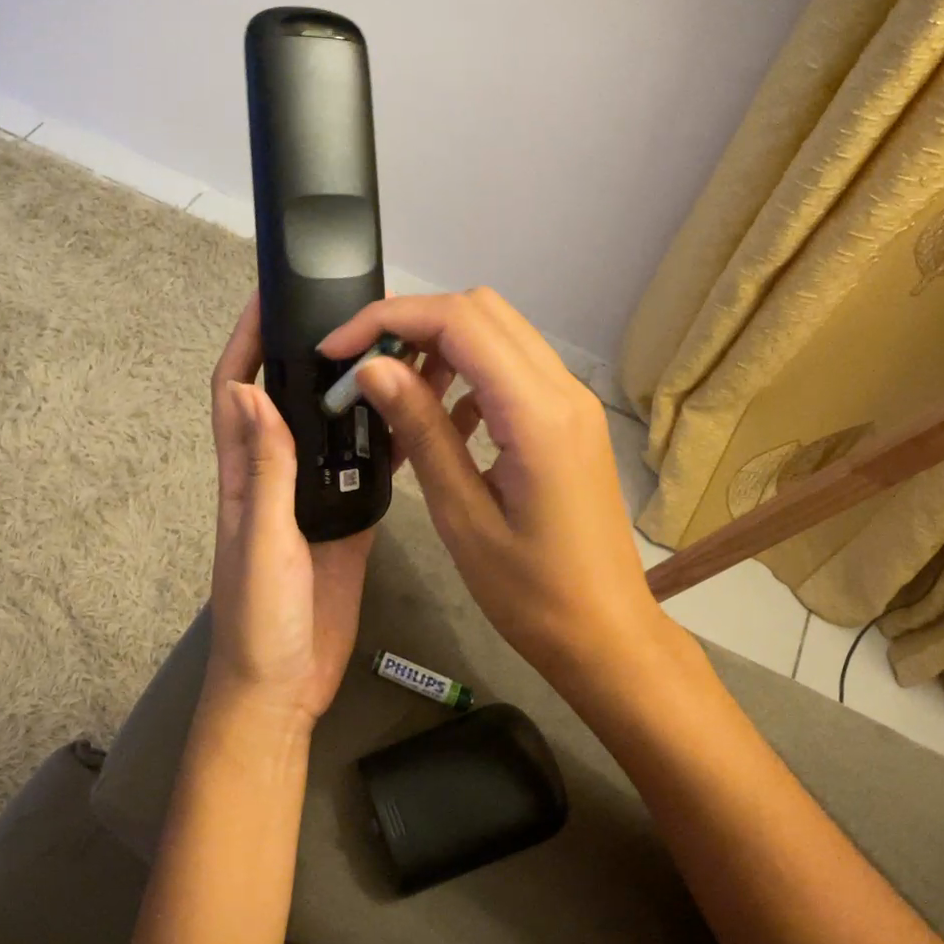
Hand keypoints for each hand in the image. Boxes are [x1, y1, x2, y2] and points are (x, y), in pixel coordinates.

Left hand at [205, 295, 372, 725]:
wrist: (283, 686)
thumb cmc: (258, 617)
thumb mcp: (260, 538)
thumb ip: (264, 468)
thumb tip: (250, 388)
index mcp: (243, 474)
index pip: (236, 390)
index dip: (245, 342)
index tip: (269, 296)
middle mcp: (276, 476)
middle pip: (286, 398)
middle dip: (306, 352)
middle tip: (352, 313)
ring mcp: (314, 499)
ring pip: (330, 430)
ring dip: (349, 392)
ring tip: (391, 352)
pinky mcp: (348, 522)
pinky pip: (365, 471)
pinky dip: (383, 442)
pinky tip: (413, 417)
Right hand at [320, 288, 660, 680]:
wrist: (606, 633)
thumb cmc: (531, 593)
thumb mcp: (463, 517)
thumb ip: (422, 430)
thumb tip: (372, 368)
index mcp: (537, 414)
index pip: (459, 320)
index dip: (389, 319)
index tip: (337, 349)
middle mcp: (563, 390)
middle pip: (480, 310)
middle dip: (412, 324)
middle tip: (362, 368)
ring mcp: (572, 402)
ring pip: (497, 333)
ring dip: (439, 347)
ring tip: (396, 398)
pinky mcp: (570, 420)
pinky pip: (512, 368)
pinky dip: (467, 374)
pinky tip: (442, 424)